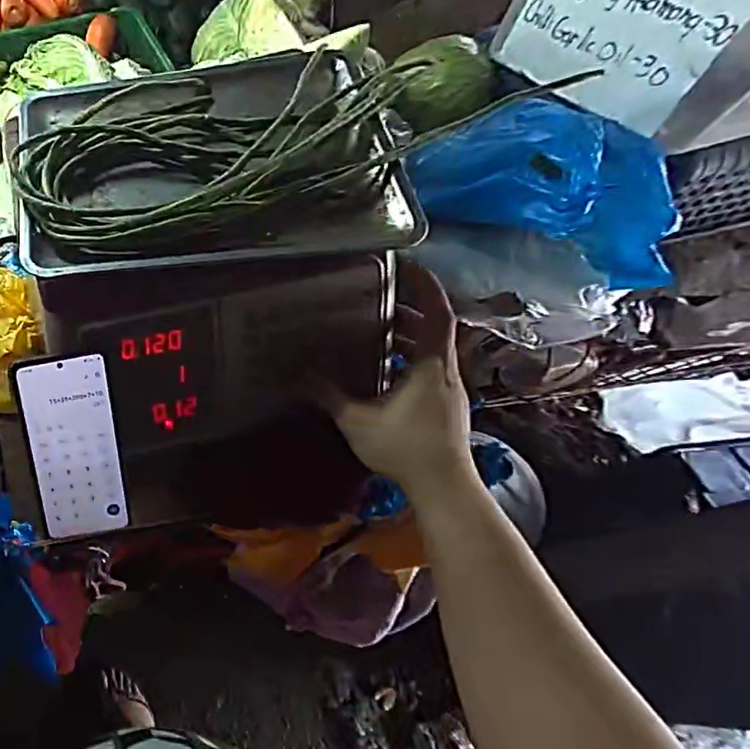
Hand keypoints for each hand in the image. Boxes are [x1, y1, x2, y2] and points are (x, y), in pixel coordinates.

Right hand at [316, 261, 474, 501]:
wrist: (442, 483)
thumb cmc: (403, 446)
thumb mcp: (356, 419)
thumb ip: (329, 394)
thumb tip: (299, 375)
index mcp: (432, 365)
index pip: (438, 314)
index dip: (426, 287)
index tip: (410, 265)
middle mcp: (448, 371)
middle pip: (437, 328)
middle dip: (412, 309)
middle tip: (381, 298)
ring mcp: (451, 389)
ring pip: (435, 349)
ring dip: (411, 335)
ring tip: (379, 330)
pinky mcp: (446, 405)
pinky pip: (431, 368)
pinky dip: (411, 357)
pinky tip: (386, 369)